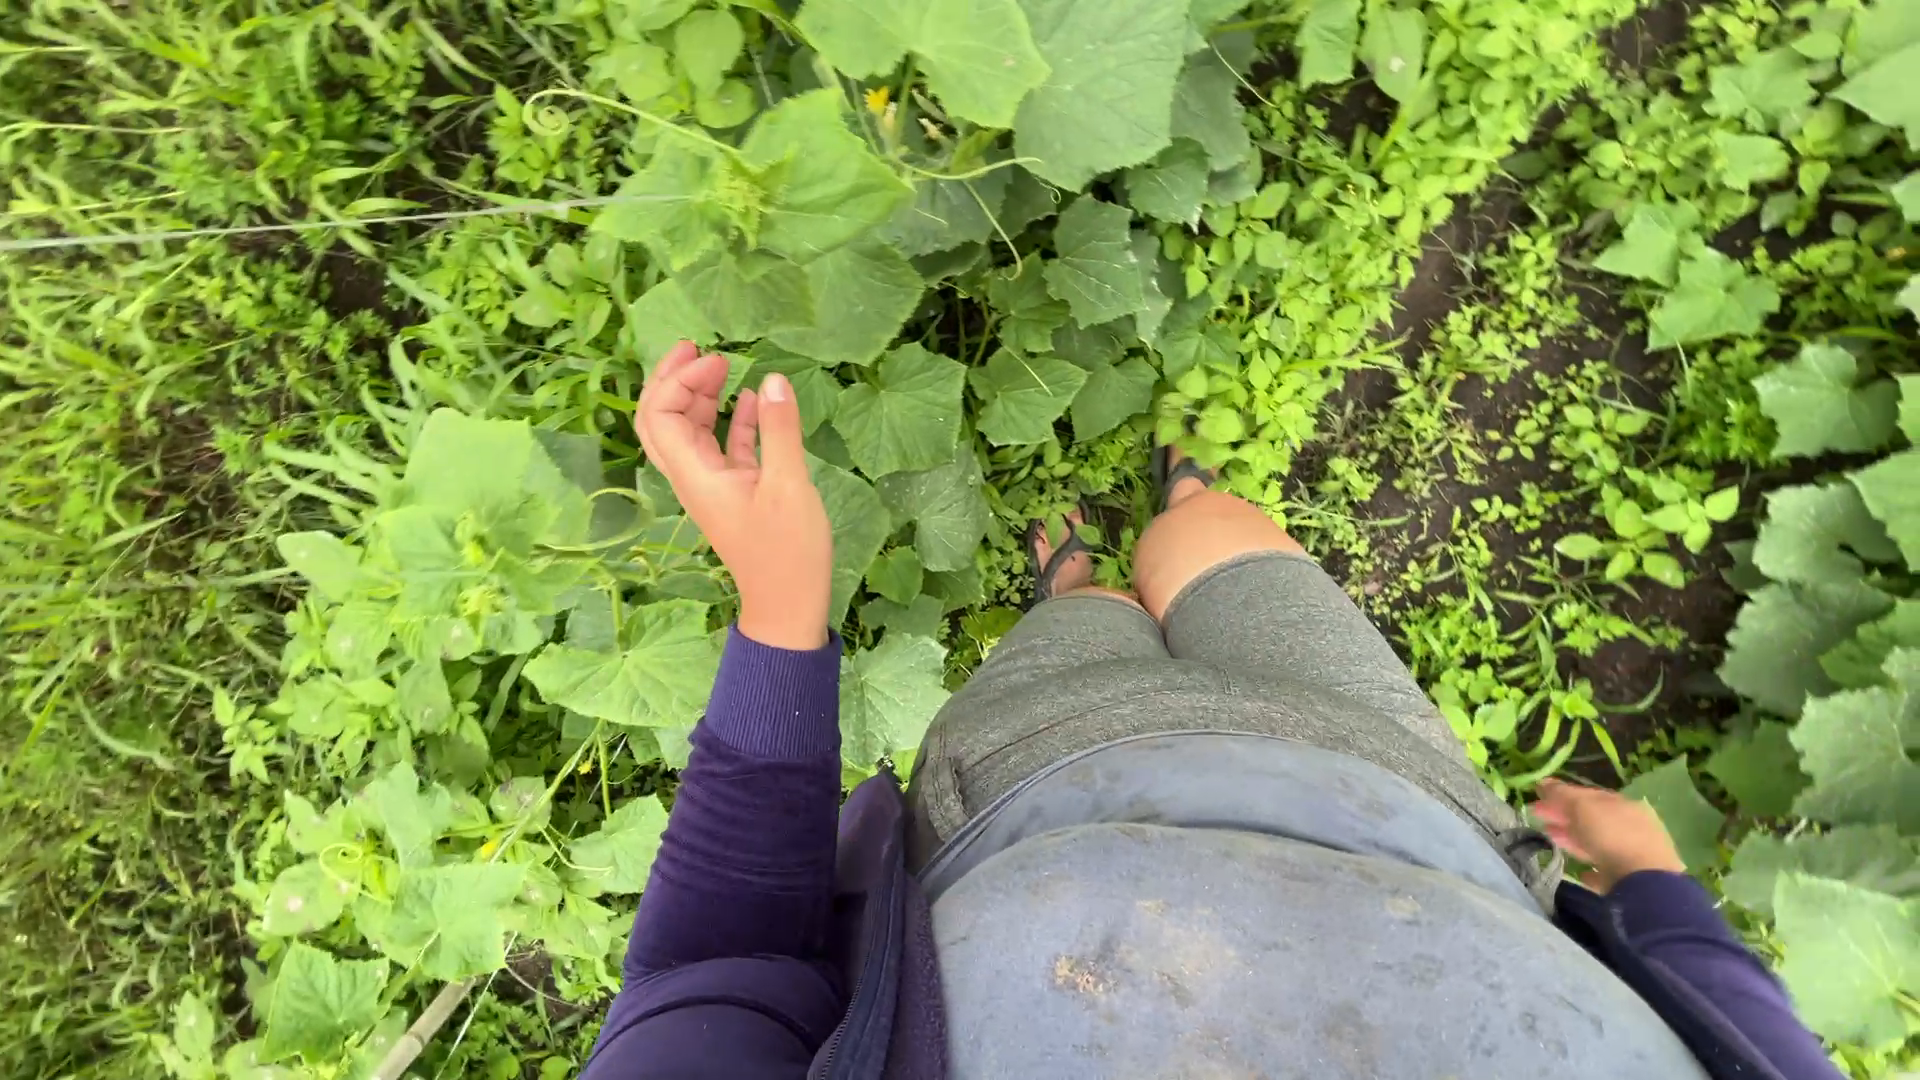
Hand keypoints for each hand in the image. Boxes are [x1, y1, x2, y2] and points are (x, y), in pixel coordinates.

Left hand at [635, 342, 832, 650]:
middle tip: (699, 348)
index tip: (714, 358)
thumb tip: (774, 379)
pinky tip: (754, 401)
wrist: (790, 604)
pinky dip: (732, 421)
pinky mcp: (738, 494)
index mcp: (695, 476)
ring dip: (702, 398)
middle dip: (675, 381)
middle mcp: (695, 478)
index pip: (660, 416)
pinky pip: (724, 449)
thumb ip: (780, 430)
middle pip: (663, 421)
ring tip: (725, 366)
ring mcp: (715, 487)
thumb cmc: (788, 549)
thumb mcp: (789, 485)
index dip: (678, 380)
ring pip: (692, 433)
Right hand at [1529, 778, 1686, 892]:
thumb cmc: (1612, 835)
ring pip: (1596, 841)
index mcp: (1624, 805)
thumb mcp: (1581, 806)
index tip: (1538, 798)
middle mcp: (1633, 826)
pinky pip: (1605, 866)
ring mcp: (1634, 852)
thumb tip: (1543, 782)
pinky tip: (1580, 869)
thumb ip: (1561, 792)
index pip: (1587, 795)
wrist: (1644, 882)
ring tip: (1550, 838)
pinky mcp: (1631, 876)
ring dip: (1572, 838)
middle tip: (1537, 816)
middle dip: (1563, 816)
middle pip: (1591, 818)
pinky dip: (1591, 864)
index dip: (1560, 795)